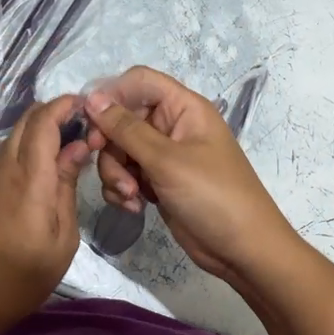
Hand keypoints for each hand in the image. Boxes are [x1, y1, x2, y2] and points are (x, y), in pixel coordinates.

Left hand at [0, 95, 100, 325]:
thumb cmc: (23, 275)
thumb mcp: (62, 239)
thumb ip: (68, 187)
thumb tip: (78, 147)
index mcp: (29, 178)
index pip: (44, 121)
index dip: (65, 105)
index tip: (88, 105)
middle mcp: (6, 166)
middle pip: (27, 119)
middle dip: (55, 111)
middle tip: (83, 122)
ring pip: (16, 132)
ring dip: (41, 126)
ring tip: (70, 141)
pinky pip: (8, 149)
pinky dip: (29, 142)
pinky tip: (47, 161)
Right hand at [83, 67, 298, 281]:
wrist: (243, 252)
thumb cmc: (213, 196)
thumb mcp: (167, 160)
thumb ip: (126, 129)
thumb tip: (91, 99)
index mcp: (183, 107)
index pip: (139, 82)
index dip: (112, 95)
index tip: (89, 122)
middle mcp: (172, 125)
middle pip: (123, 117)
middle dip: (110, 144)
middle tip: (104, 166)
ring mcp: (163, 155)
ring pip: (119, 149)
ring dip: (115, 171)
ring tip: (130, 195)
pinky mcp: (157, 181)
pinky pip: (126, 173)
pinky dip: (122, 188)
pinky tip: (134, 206)